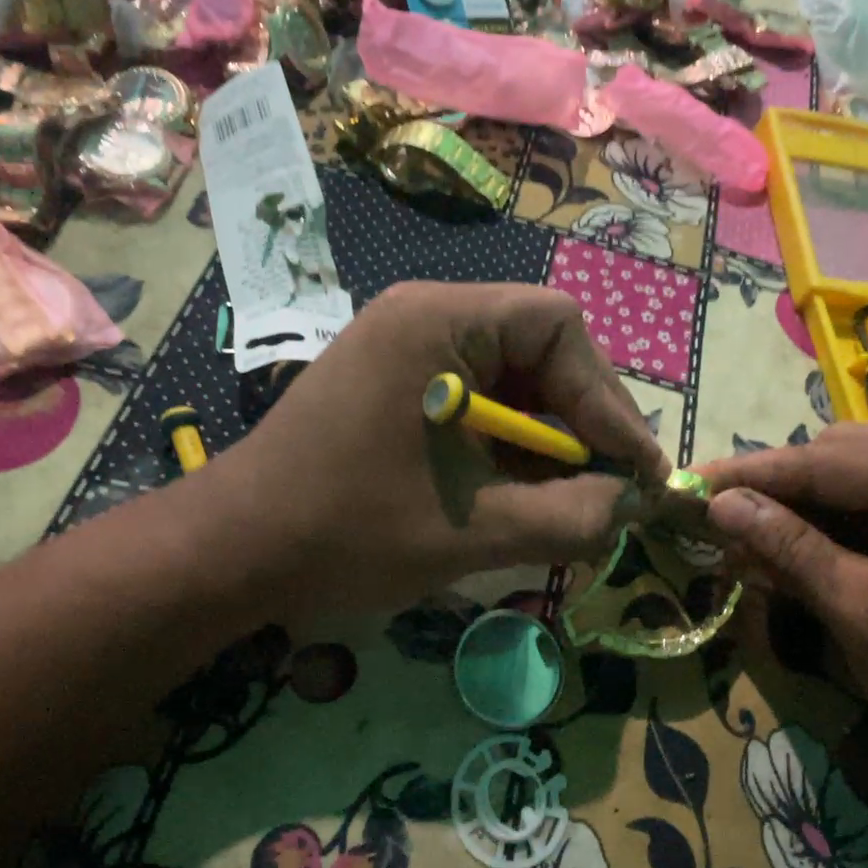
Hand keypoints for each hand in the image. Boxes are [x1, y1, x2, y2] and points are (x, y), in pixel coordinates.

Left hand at [201, 282, 669, 613]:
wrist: (231, 552)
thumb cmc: (347, 530)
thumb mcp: (474, 530)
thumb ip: (571, 516)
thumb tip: (635, 507)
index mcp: (439, 321)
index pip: (558, 327)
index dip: (607, 398)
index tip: (636, 469)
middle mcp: (422, 315)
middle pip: (538, 346)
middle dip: (581, 418)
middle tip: (614, 483)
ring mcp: (403, 347)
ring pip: (510, 376)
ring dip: (547, 434)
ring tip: (576, 493)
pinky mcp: (392, 383)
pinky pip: (474, 397)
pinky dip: (507, 441)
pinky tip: (523, 488)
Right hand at [700, 426, 867, 793]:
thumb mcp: (867, 617)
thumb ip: (791, 548)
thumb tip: (721, 504)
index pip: (827, 459)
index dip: (750, 473)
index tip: (687, 484)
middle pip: (848, 455)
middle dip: (782, 488)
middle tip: (725, 525)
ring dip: (812, 508)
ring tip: (761, 545)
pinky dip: (849, 527)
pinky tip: (816, 555)